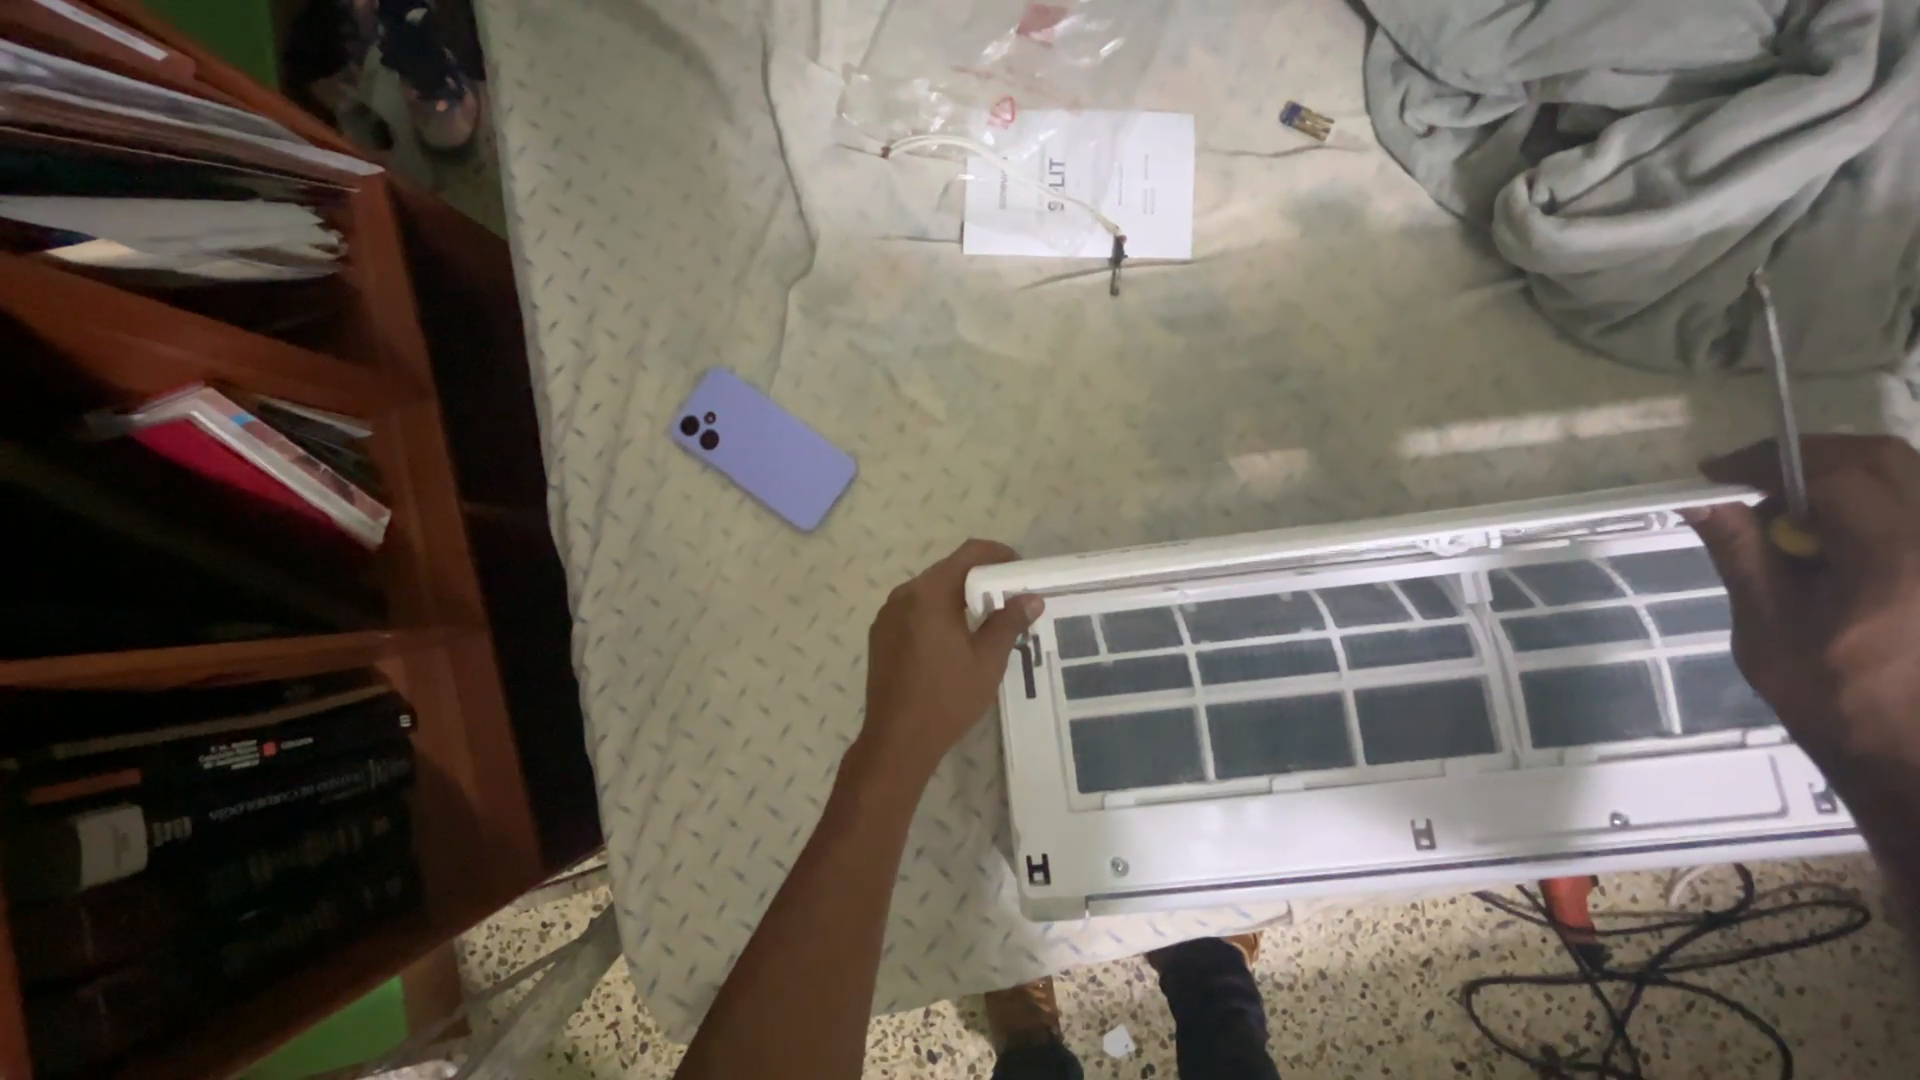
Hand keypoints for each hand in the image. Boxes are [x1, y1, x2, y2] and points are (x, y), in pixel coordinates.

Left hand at [857, 540, 1043, 783]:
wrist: (897, 739)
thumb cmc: (947, 698)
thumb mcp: (987, 660)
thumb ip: (1008, 622)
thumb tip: (1030, 597)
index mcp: (930, 594)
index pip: (967, 554)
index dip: (996, 554)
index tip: (1018, 569)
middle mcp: (904, 595)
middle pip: (946, 570)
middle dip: (977, 577)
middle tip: (1006, 596)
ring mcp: (887, 615)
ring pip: (928, 591)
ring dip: (956, 596)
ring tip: (983, 618)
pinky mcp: (880, 634)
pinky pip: (913, 610)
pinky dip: (935, 612)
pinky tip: (951, 638)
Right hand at [1686, 435, 1919, 763]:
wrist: (1913, 752)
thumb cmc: (1832, 697)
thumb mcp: (1767, 626)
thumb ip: (1742, 553)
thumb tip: (1704, 500)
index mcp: (1893, 558)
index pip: (1832, 472)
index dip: (1768, 459)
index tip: (1716, 473)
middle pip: (1882, 459)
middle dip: (1807, 458)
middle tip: (1752, 482)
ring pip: (1905, 477)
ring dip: (1839, 479)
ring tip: (1788, 513)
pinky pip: (1912, 506)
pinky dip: (1867, 504)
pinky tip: (1831, 537)